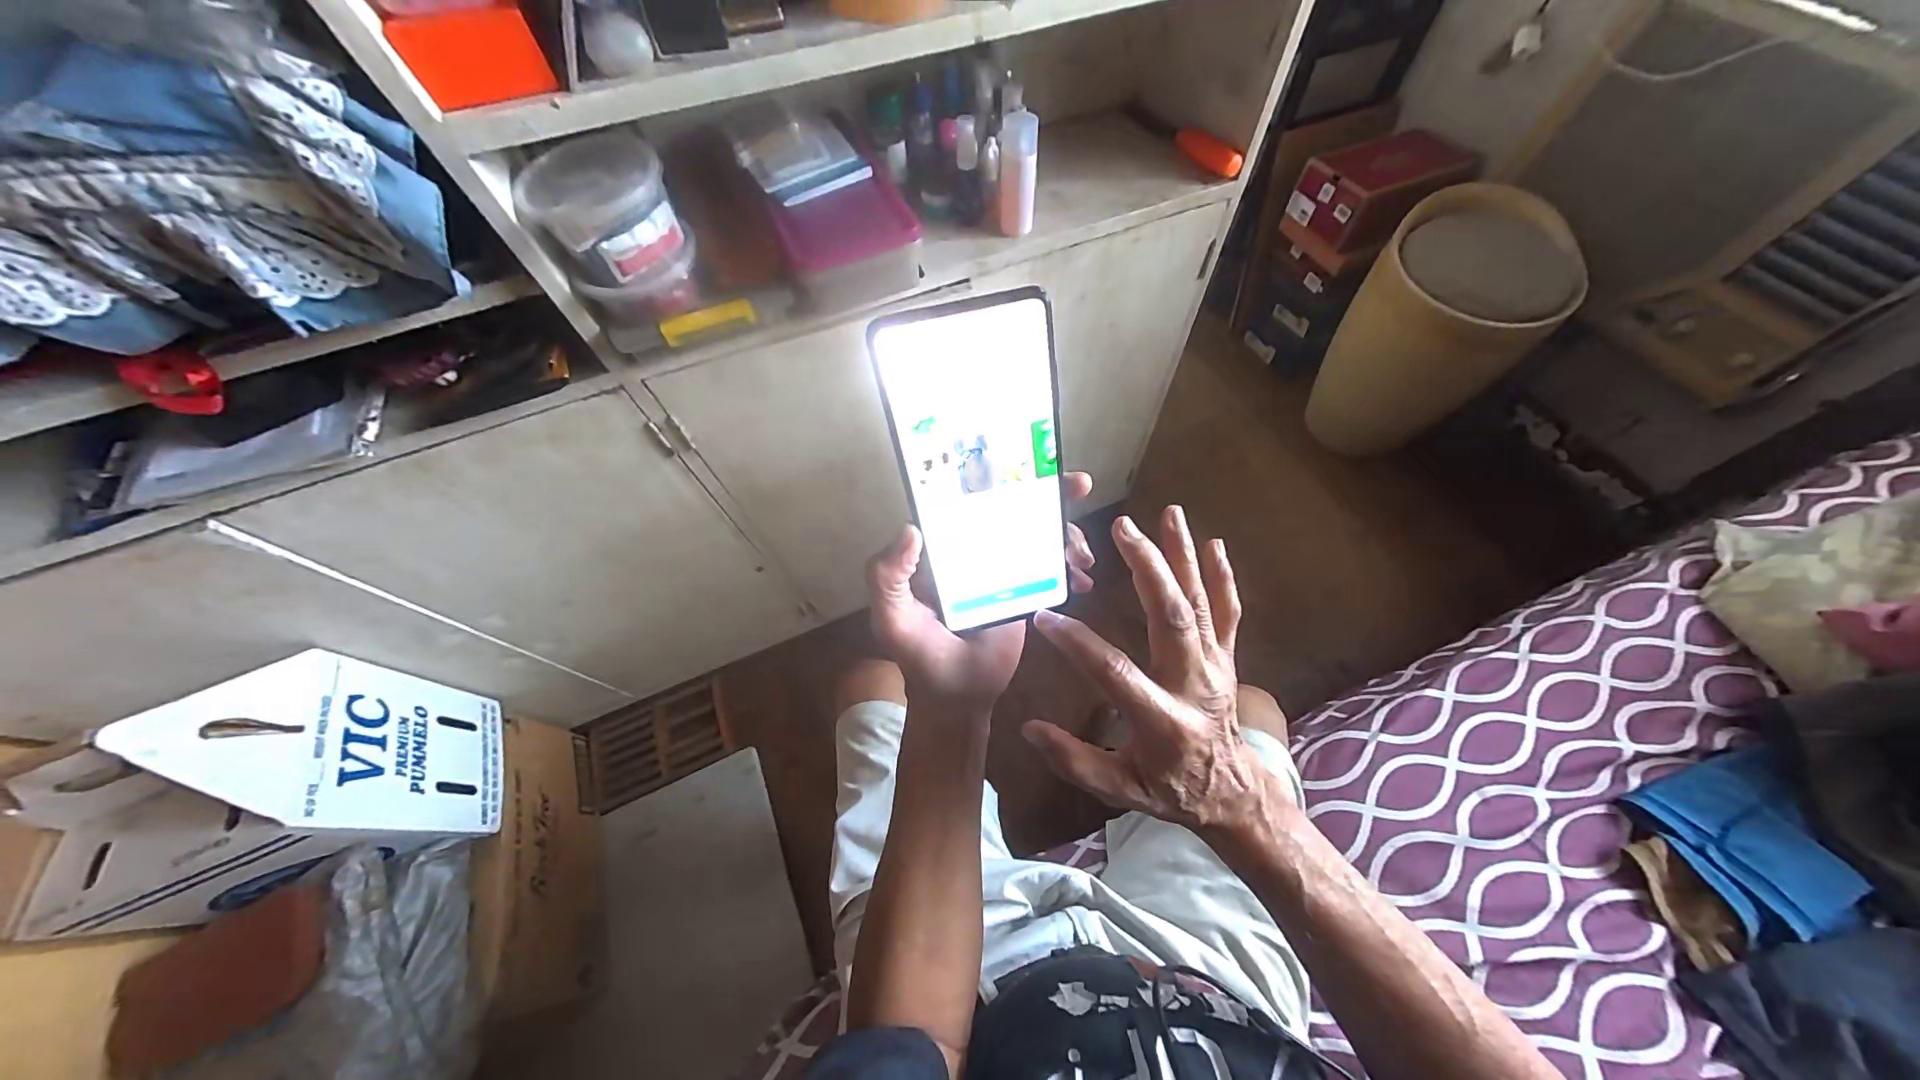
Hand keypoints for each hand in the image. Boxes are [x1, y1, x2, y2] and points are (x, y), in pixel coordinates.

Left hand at [867, 471, 1093, 709]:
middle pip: (1015, 509)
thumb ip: (888, 576)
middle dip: (1051, 494)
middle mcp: (975, 549)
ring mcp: (1004, 569)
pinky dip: (1071, 568)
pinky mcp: (1026, 591)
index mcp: (944, 546)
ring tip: (1079, 556)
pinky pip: (1052, 569)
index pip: (970, 500)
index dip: (998, 476)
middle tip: (1080, 486)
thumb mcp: (893, 616)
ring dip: (1067, 534)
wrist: (957, 696)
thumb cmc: (919, 654)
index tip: (1030, 464)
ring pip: (1040, 536)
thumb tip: (910, 529)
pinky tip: (1081, 580)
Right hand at [1025, 506, 1277, 831]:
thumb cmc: (1170, 790)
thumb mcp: (1119, 789)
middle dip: (1147, 568)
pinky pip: (1226, 613)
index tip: (1045, 617)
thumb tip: (1029, 729)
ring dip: (1183, 556)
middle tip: (1123, 528)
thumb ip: (1074, 760)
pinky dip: (1221, 577)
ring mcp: (1214, 666)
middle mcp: (1192, 683)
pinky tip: (1213, 545)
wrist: (1232, 794)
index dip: (1077, 643)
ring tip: (1169, 514)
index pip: (1114, 671)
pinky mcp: (1227, 657)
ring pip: (1198, 604)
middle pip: (1170, 617)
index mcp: (1161, 719)